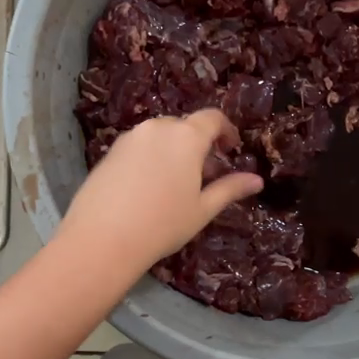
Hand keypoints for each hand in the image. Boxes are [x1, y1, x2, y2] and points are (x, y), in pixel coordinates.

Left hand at [59, 109, 263, 268]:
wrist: (100, 239)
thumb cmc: (162, 224)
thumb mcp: (202, 209)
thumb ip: (230, 189)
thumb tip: (257, 180)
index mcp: (186, 136)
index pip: (213, 118)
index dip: (226, 131)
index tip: (232, 150)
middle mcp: (158, 127)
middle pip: (185, 127)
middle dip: (199, 145)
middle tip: (206, 176)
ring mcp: (130, 137)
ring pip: (161, 136)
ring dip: (174, 151)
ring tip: (177, 185)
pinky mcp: (110, 151)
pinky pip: (139, 146)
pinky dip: (151, 158)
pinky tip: (149, 189)